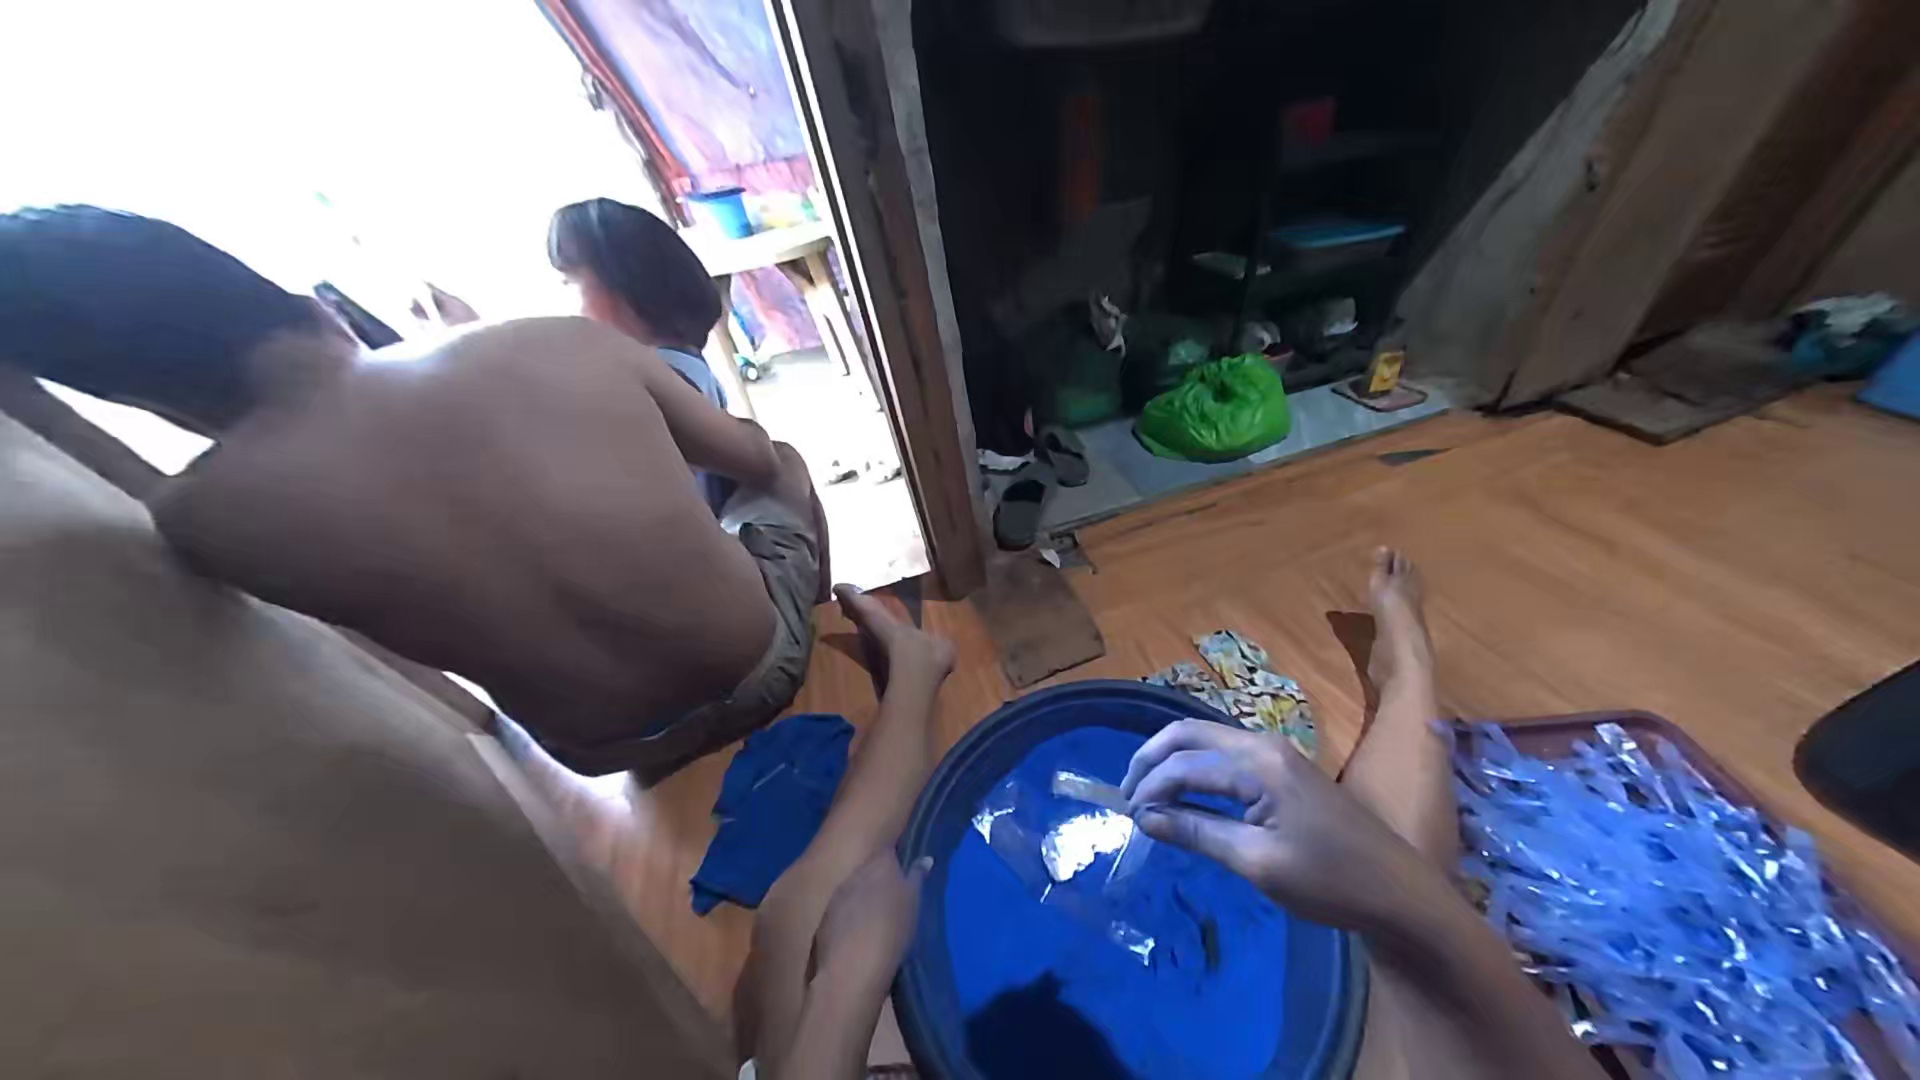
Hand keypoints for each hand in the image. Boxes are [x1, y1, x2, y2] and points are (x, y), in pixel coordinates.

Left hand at [811, 852, 929, 990]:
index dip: (896, 864)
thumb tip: (926, 859)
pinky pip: (841, 910)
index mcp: (880, 862)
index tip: (904, 877)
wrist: (853, 966)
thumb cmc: (892, 928)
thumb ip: (917, 876)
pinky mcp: (825, 918)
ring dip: (863, 898)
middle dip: (879, 880)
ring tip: (875, 920)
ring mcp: (838, 894)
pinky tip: (857, 936)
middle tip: (892, 900)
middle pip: (870, 869)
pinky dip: (849, 918)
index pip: (889, 852)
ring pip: (854, 889)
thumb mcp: (913, 901)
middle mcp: (856, 871)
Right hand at [1121, 719, 1444, 932]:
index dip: (1150, 789)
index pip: (1184, 765)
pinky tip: (1183, 789)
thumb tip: (1145, 819)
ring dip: (1170, 759)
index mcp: (1258, 764)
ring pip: (1203, 738)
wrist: (1402, 893)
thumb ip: (1197, 833)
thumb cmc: (1331, 882)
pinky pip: (1222, 751)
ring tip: (1147, 792)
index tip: (1130, 818)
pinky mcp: (1280, 763)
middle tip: (1128, 793)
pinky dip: (1193, 765)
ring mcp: (1272, 750)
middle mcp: (1261, 743)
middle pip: (1188, 734)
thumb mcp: (1257, 863)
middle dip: (1151, 759)